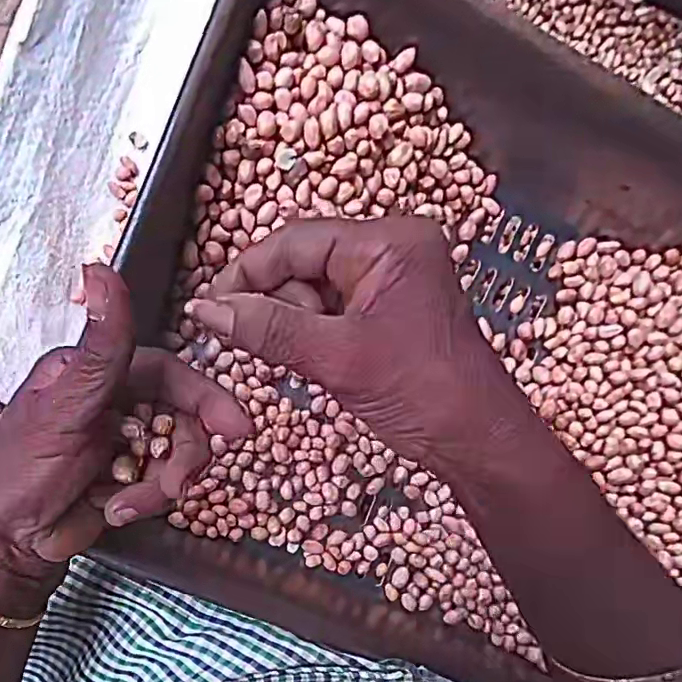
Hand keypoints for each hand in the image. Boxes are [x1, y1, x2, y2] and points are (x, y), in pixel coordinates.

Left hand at [0, 265, 252, 619]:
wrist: (4, 546)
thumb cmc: (17, 474)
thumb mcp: (64, 409)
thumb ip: (100, 348)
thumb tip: (102, 271)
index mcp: (96, 374)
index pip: (168, 374)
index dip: (206, 398)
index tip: (236, 427)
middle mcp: (114, 403)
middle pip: (182, 417)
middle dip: (185, 454)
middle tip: (179, 484)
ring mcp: (123, 444)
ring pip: (177, 454)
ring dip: (161, 484)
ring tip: (127, 503)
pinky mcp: (128, 480)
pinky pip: (163, 484)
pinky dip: (147, 500)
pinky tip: (114, 510)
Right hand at [186, 217, 520, 466]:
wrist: (473, 440)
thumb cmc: (425, 393)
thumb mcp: (338, 357)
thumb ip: (269, 329)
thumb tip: (208, 311)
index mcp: (390, 243)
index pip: (296, 241)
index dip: (246, 273)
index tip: (209, 305)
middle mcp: (390, 253)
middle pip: (301, 266)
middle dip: (275, 307)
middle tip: (258, 346)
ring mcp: (387, 285)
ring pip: (309, 294)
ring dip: (292, 328)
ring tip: (308, 363)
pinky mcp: (382, 316)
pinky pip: (326, 316)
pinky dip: (308, 339)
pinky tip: (314, 363)